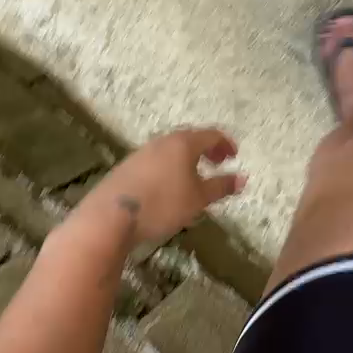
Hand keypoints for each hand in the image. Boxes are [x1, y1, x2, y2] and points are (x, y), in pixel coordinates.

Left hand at [66, 127, 242, 248]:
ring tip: (193, 178)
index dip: (225, 143)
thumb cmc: (162, 204)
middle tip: (217, 163)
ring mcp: (141, 154)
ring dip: (186, 159)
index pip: (211, 135)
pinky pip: (155, 161)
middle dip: (206, 149)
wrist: (108, 217)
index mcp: (183, 143)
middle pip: (189, 138)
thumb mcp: (198, 199)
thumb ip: (221, 186)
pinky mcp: (125, 168)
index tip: (234, 156)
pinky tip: (167, 188)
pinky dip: (169, 167)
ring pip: (170, 149)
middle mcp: (162, 142)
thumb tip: (243, 178)